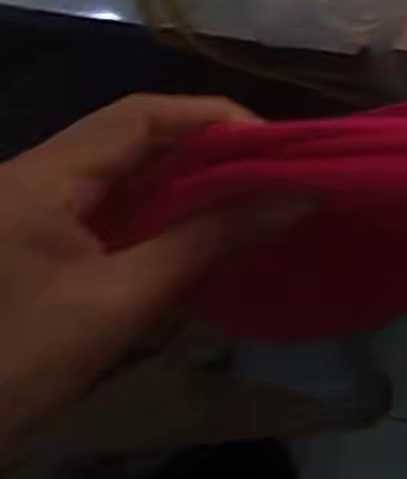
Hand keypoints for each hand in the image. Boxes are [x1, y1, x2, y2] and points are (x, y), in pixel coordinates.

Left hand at [0, 95, 287, 451]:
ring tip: (251, 205)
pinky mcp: (16, 245)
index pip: (142, 114)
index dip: (219, 118)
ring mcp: (12, 216)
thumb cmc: (4, 364)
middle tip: (278, 179)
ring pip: (122, 173)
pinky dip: (162, 209)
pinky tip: (197, 234)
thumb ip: (216, 237)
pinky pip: (103, 205)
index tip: (277, 149)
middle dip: (215, 152)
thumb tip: (304, 195)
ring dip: (193, 183)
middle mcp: (17, 184)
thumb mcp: (122, 300)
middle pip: (134, 139)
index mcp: (30, 183)